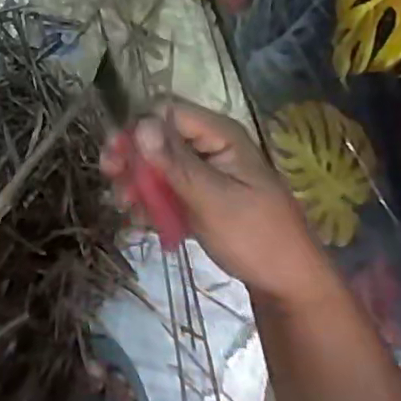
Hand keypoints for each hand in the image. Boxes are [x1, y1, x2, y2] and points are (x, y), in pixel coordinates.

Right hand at [101, 98, 314, 302]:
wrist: (291, 288)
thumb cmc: (257, 238)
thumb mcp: (213, 200)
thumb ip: (176, 163)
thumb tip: (140, 124)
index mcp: (219, 135)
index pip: (168, 111)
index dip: (139, 126)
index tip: (117, 152)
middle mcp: (209, 146)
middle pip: (159, 136)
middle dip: (132, 155)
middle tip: (109, 174)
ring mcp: (204, 172)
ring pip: (158, 163)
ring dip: (136, 180)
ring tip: (121, 204)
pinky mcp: (199, 196)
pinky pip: (166, 188)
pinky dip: (150, 200)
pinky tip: (136, 218)